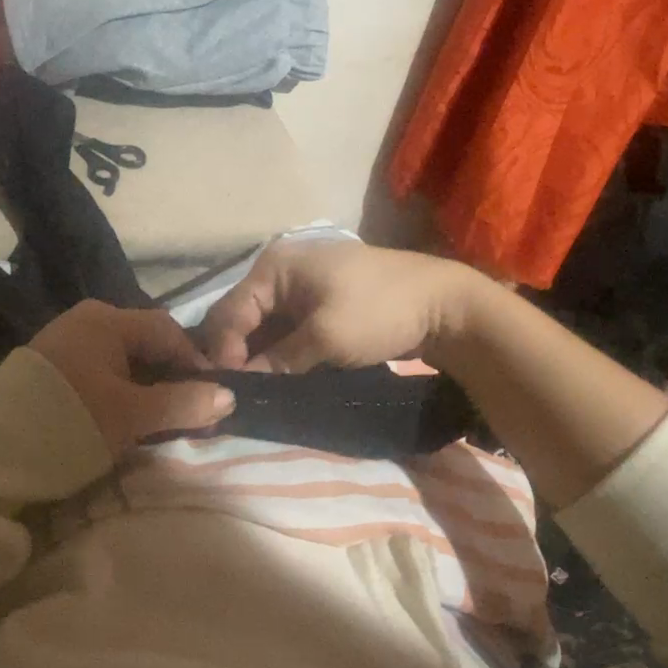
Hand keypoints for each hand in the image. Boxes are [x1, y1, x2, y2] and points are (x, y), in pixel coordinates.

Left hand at [29, 301, 235, 454]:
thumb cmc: (72, 421)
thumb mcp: (134, 416)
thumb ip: (182, 403)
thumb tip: (228, 396)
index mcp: (108, 320)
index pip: (169, 332)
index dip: (195, 365)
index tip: (210, 401)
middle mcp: (86, 320)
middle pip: (145, 345)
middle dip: (169, 379)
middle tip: (186, 416)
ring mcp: (64, 342)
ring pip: (121, 362)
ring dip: (143, 390)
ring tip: (156, 425)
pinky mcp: (49, 368)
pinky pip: (98, 373)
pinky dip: (117, 394)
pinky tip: (121, 422)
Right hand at [199, 240, 481, 372]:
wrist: (444, 306)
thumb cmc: (379, 310)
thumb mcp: (326, 338)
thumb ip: (278, 363)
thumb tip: (240, 390)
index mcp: (274, 267)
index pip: (230, 313)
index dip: (223, 354)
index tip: (227, 394)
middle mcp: (280, 273)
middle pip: (242, 320)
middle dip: (238, 358)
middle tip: (236, 400)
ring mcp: (299, 290)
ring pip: (263, 330)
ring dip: (259, 362)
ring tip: (254, 398)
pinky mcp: (317, 308)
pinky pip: (285, 334)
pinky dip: (280, 357)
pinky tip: (277, 384)